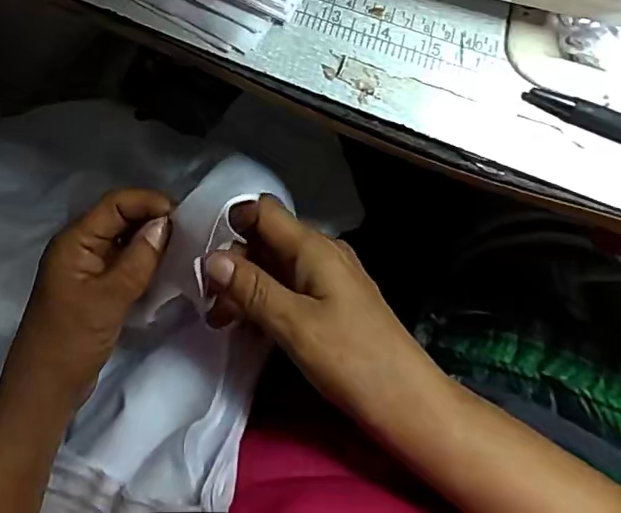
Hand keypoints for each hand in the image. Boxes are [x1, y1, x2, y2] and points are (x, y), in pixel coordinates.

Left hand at [1, 188, 172, 409]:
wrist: (45, 388)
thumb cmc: (71, 339)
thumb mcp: (109, 298)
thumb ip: (138, 259)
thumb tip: (165, 223)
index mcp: (74, 240)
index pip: (114, 205)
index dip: (146, 202)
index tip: (181, 213)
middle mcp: (79, 246)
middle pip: (118, 218)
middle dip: (151, 217)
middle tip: (189, 228)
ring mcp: (86, 267)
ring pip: (121, 239)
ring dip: (148, 238)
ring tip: (183, 243)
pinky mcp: (94, 286)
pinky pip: (121, 261)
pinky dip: (142, 259)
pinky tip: (165, 266)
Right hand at [202, 195, 439, 425]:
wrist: (416, 410)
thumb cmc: (355, 361)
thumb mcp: (294, 325)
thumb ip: (251, 288)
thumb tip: (210, 258)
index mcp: (314, 247)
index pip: (262, 210)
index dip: (230, 222)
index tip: (204, 253)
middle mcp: (322, 252)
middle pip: (265, 239)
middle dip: (233, 263)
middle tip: (208, 300)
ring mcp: (330, 277)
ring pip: (275, 265)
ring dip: (246, 285)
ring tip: (221, 319)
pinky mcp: (333, 302)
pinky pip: (289, 286)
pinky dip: (265, 300)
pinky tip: (250, 326)